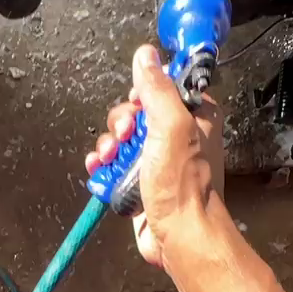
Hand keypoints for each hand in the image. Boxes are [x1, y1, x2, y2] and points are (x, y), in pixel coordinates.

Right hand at [83, 44, 224, 267]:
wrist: (179, 237)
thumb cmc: (181, 185)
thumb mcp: (171, 126)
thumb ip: (157, 89)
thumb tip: (145, 54)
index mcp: (194, 116)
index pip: (162, 88)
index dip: (143, 94)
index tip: (137, 107)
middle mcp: (176, 136)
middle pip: (136, 113)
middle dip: (120, 124)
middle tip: (122, 138)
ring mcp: (156, 161)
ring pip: (121, 139)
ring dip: (107, 145)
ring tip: (107, 159)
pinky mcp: (139, 184)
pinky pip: (115, 166)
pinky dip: (103, 166)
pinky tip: (97, 169)